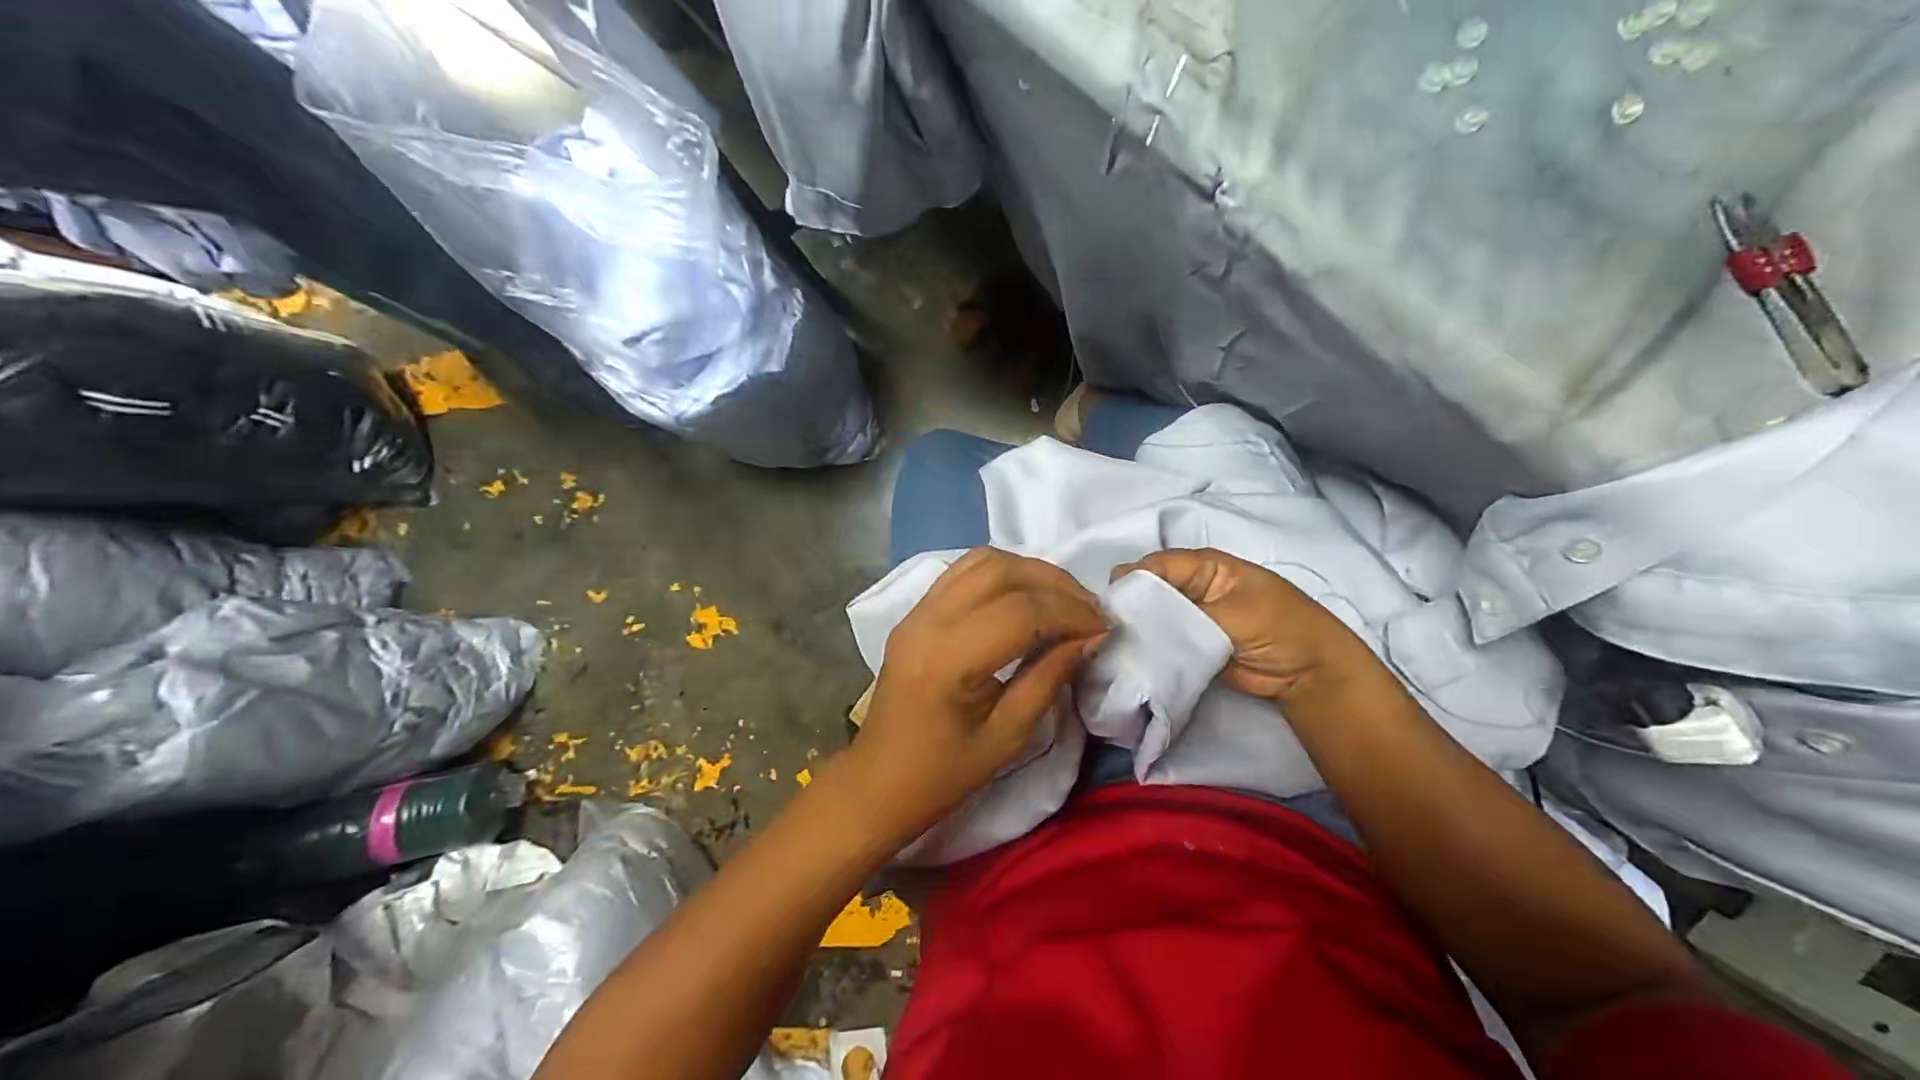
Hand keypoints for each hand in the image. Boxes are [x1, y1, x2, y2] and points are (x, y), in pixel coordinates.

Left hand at [852, 548, 1107, 838]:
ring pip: (981, 561)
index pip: (1021, 612)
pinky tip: (1026, 597)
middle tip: (1090, 609)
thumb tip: (1090, 636)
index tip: (1105, 626)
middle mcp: (927, 621)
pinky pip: (963, 572)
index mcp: (948, 659)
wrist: (878, 781)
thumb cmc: (944, 773)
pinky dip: (1002, 574)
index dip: (1070, 613)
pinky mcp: (914, 613)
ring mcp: (916, 612)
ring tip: (1063, 600)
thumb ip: (1049, 677)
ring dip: (1029, 571)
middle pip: (1001, 572)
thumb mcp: (1008, 736)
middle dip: (1055, 583)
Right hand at [1113, 548, 1377, 701]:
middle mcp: (1193, 587)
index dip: (1131, 581)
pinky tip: (1131, 657)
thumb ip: (1183, 610)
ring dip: (1136, 629)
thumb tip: (1137, 610)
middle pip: (1149, 590)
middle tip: (1106, 626)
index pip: (1156, 565)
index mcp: (1205, 566)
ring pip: (1152, 617)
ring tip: (1112, 644)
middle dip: (1129, 605)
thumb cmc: (1280, 628)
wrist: (1310, 675)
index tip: (1110, 604)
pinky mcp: (1191, 645)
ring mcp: (1192, 617)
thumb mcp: (1232, 612)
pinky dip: (1148, 649)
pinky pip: (1162, 642)